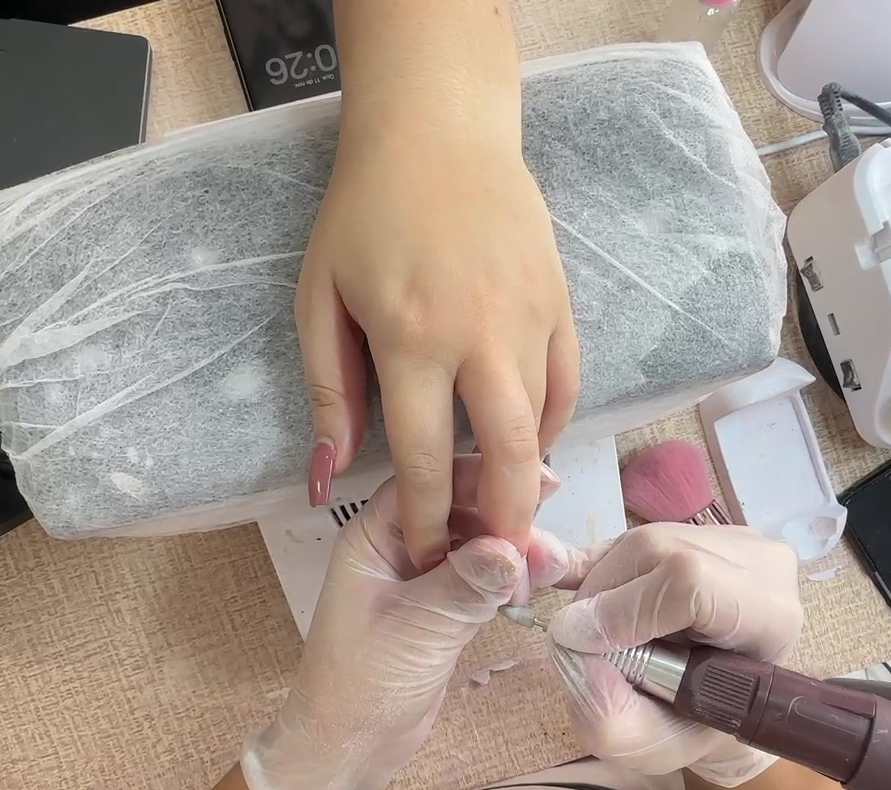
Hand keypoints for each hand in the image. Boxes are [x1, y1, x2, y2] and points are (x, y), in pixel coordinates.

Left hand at [242, 456, 575, 789]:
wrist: (348, 748)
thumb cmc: (362, 684)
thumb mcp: (415, 630)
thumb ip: (464, 587)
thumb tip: (515, 549)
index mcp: (374, 536)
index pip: (430, 484)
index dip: (480, 478)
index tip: (536, 484)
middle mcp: (400, 548)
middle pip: (460, 511)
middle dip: (505, 520)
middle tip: (546, 546)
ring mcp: (423, 579)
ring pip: (476, 545)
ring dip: (513, 552)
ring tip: (548, 569)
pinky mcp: (444, 610)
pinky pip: (482, 580)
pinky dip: (508, 581)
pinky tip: (533, 587)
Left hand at [297, 82, 579, 569]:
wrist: (438, 129)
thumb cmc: (365, 213)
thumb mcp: (320, 300)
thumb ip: (327, 393)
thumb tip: (327, 479)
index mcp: (411, 339)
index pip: (424, 459)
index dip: (427, 522)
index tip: (428, 560)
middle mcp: (480, 336)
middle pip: (507, 454)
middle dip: (503, 520)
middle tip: (497, 560)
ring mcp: (531, 318)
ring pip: (543, 422)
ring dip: (527, 475)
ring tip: (509, 509)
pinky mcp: (561, 302)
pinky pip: (570, 384)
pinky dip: (555, 424)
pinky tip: (531, 443)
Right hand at [545, 524, 804, 786]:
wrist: (718, 700)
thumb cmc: (697, 727)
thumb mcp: (657, 748)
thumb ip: (613, 719)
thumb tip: (571, 647)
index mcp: (769, 615)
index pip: (689, 583)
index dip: (623, 610)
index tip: (580, 645)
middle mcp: (757, 560)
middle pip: (650, 552)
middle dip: (598, 600)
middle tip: (588, 647)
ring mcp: (727, 536)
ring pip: (633, 542)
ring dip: (596, 588)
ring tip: (606, 634)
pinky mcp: (689, 527)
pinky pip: (621, 536)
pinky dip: (582, 562)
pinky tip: (555, 575)